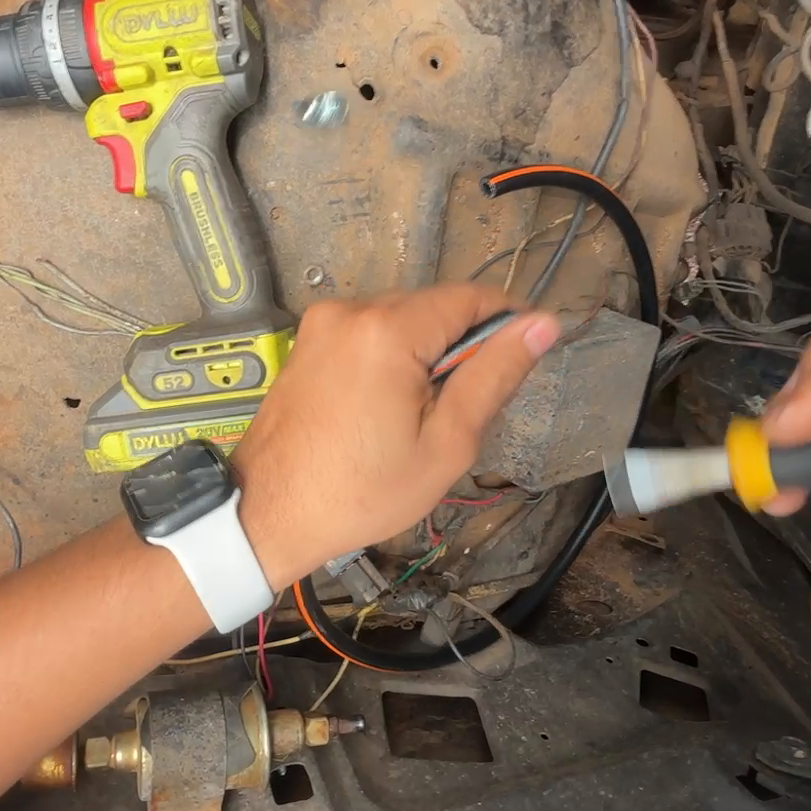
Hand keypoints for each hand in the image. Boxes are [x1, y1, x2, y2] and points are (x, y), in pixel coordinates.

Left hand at [232, 284, 560, 588]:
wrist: (268, 513)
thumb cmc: (362, 491)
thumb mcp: (445, 443)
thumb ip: (494, 376)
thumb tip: (541, 324)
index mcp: (387, 330)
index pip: (470, 297)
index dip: (507, 321)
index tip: (523, 358)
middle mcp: (350, 310)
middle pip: (432, 308)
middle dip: (460, 346)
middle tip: (463, 407)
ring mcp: (320, 323)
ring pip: (400, 320)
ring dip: (424, 353)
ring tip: (419, 414)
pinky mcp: (305, 341)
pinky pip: (367, 334)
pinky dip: (389, 357)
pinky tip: (384, 407)